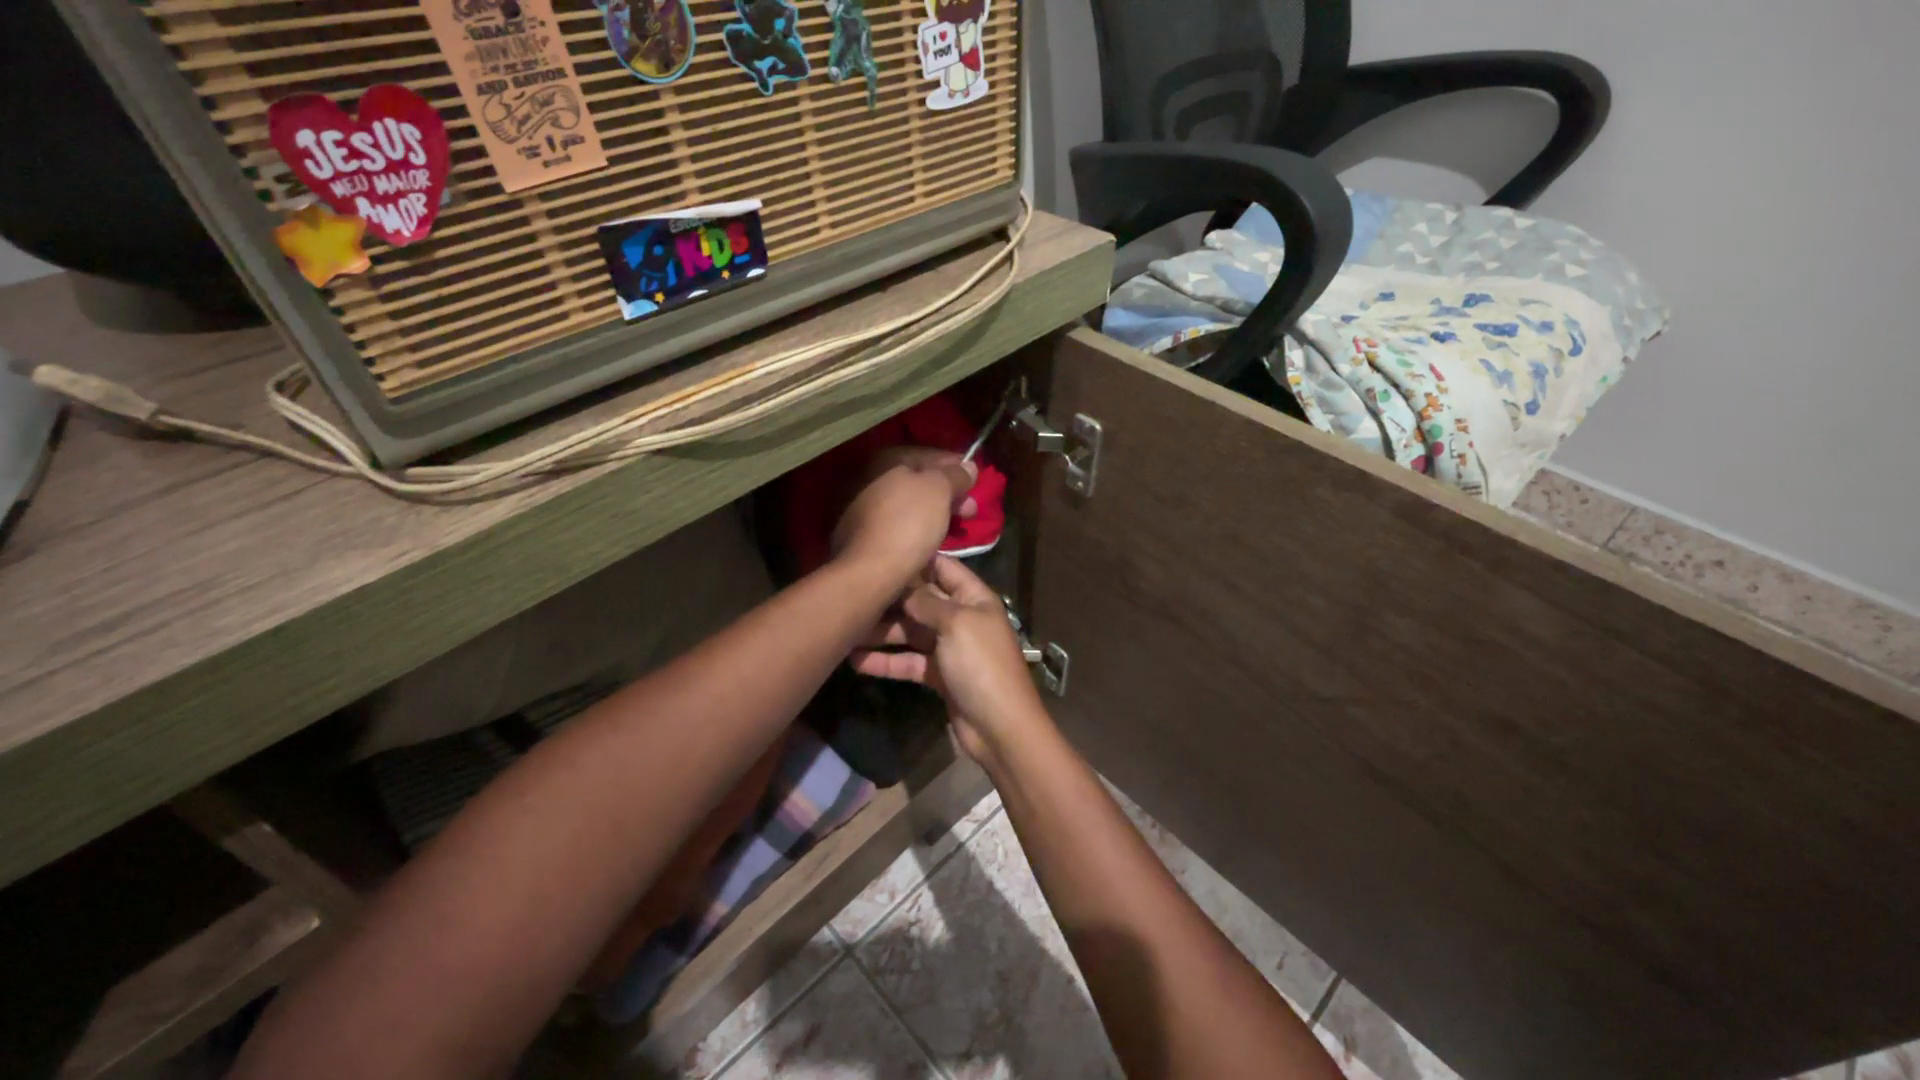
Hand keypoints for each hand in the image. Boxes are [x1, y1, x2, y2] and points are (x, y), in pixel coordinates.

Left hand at [831, 448, 976, 582]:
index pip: (926, 456)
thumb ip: (954, 474)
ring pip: (909, 508)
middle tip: (971, 510)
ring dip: (935, 515)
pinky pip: (900, 529)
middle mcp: (869, 483)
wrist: (869, 573)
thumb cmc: (907, 524)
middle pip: (917, 484)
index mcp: (884, 463)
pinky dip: (918, 532)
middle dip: (948, 494)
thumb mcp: (938, 490)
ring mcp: (862, 514)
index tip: (975, 479)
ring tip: (956, 529)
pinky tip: (932, 544)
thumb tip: (968, 465)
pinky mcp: (862, 541)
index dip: (954, 465)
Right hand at [851, 556, 1052, 766]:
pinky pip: (909, 662)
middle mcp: (961, 618)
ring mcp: (950, 648)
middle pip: (921, 601)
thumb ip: (927, 601)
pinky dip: (886, 661)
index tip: (879, 556)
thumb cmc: (982, 665)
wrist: (1000, 727)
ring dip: (882, 632)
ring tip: (846, 630)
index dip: (915, 561)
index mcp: (974, 599)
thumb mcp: (956, 624)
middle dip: (891, 599)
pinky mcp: (939, 675)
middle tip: (852, 596)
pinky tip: (856, 660)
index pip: (943, 569)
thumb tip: (903, 583)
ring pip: (911, 633)